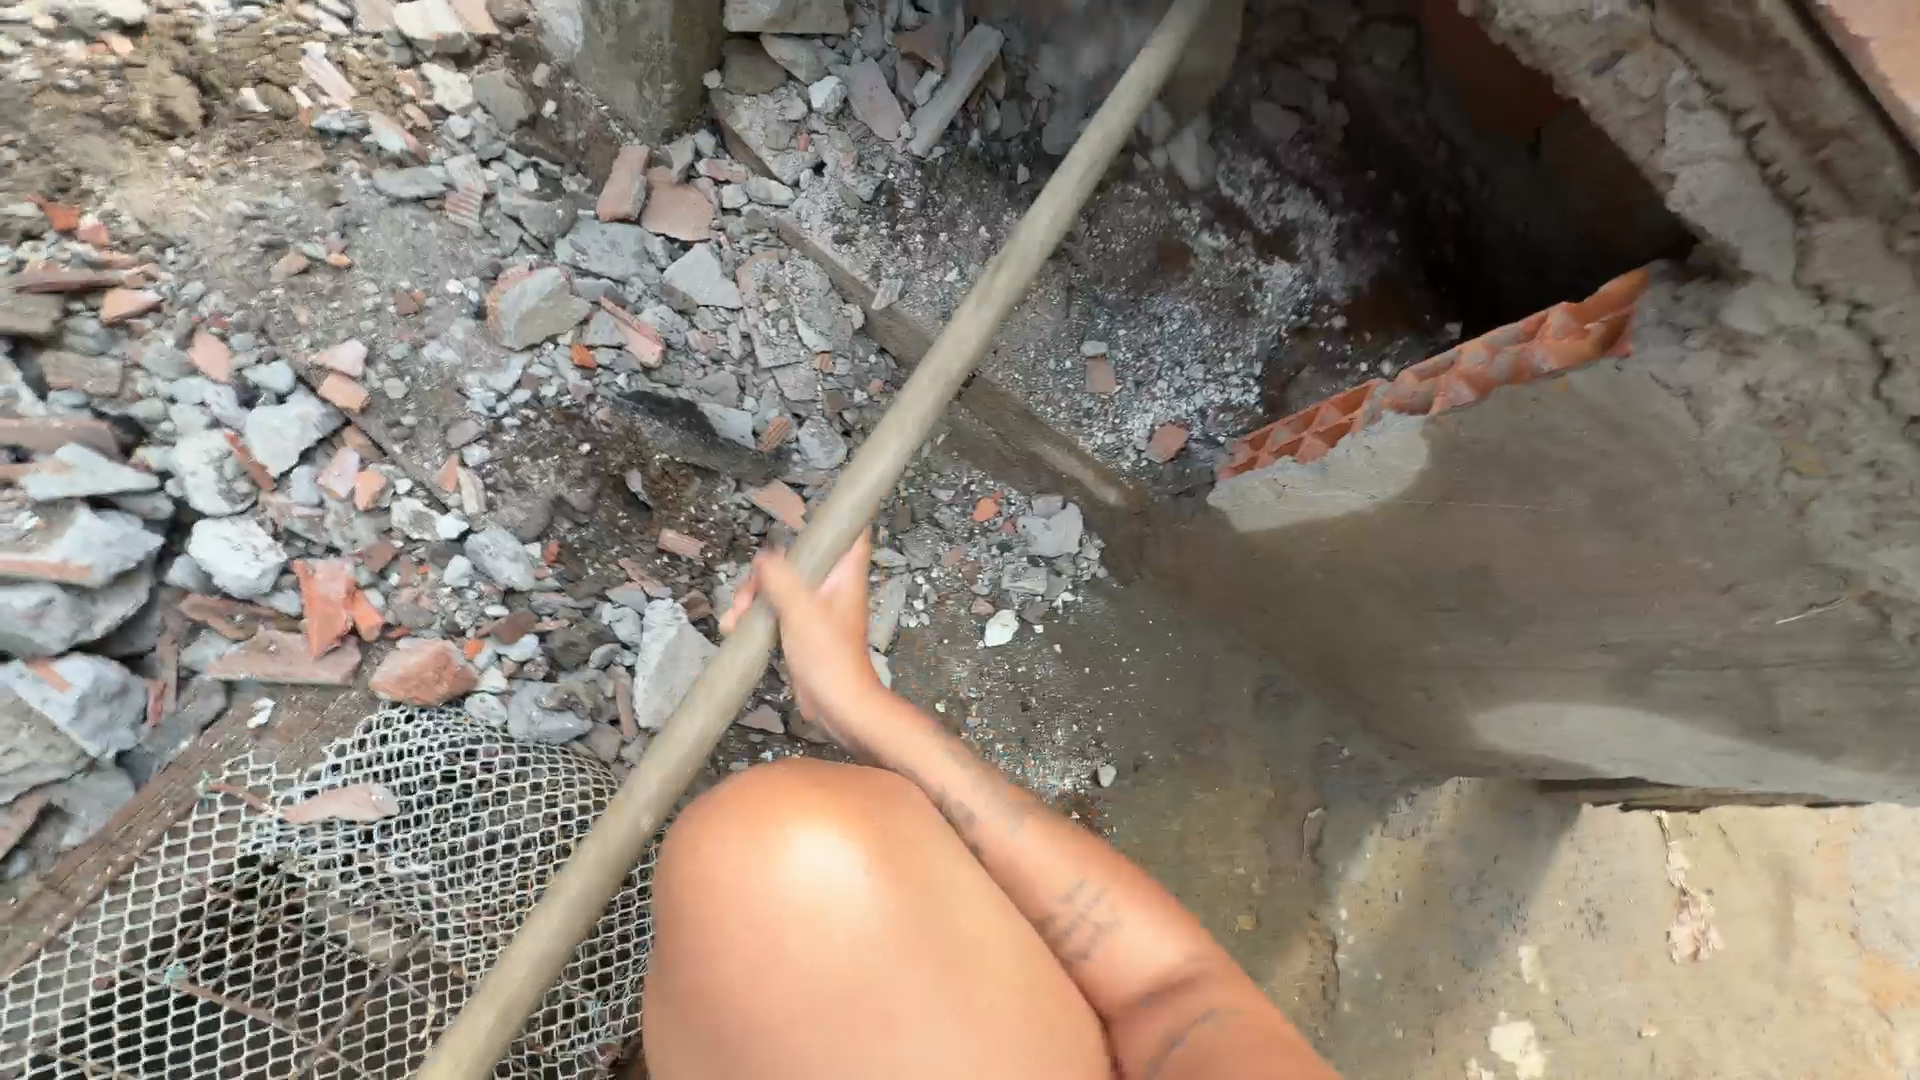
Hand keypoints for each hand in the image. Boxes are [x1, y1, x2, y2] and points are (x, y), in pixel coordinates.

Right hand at [721, 532, 886, 745]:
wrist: (837, 705)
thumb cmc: (830, 656)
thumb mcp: (801, 610)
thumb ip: (781, 579)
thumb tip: (765, 558)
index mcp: (844, 574)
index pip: (850, 533)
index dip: (835, 518)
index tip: (808, 512)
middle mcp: (832, 587)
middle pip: (799, 560)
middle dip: (767, 571)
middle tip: (749, 592)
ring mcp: (816, 609)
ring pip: (781, 586)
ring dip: (754, 597)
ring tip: (736, 617)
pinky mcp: (802, 630)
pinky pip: (775, 612)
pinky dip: (755, 617)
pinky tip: (735, 629)